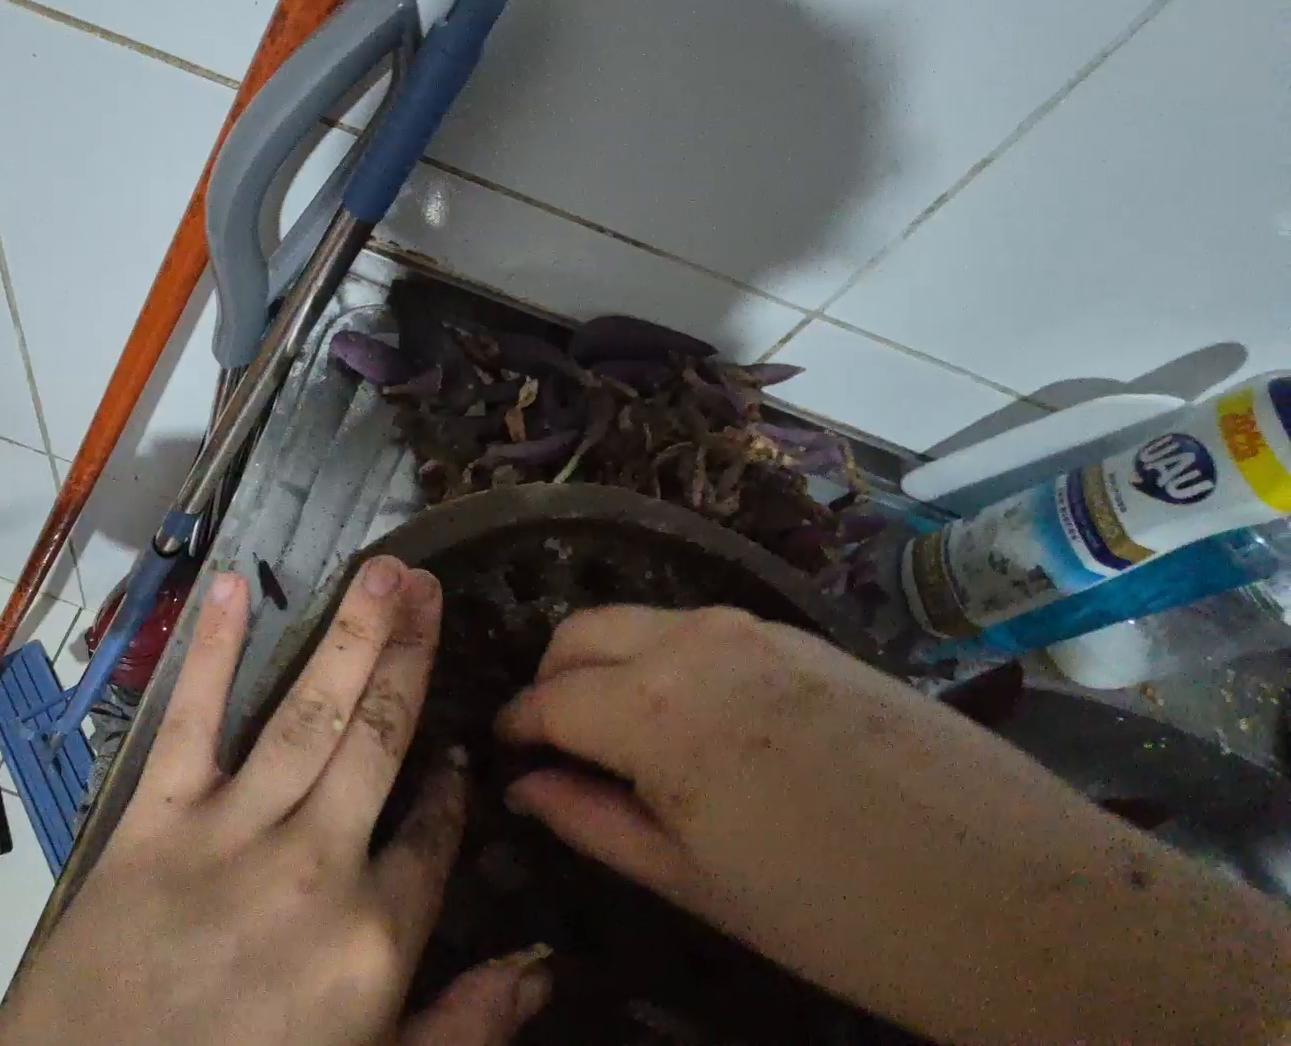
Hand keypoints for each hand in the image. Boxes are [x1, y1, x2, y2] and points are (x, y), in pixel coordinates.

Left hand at [0, 557, 549, 1045]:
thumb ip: (464, 1026)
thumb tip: (543, 965)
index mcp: (372, 935)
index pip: (434, 836)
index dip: (452, 787)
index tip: (459, 749)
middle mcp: (315, 863)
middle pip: (380, 739)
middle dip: (410, 655)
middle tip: (429, 583)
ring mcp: (233, 829)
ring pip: (309, 714)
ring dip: (351, 635)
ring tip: (383, 572)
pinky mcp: (156, 814)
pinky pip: (191, 720)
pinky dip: (213, 651)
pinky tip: (234, 586)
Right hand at [498, 605, 1290, 1045]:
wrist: (1031, 899)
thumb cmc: (837, 914)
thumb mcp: (692, 882)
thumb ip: (589, 821)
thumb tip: (520, 786)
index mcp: (652, 708)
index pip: (545, 699)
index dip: (514, 726)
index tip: (503, 750)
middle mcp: (689, 643)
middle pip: (577, 633)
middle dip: (550, 679)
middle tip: (558, 739)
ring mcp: (749, 627)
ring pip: (635, 622)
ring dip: (607, 663)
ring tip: (624, 730)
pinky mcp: (798, 631)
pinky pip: (696, 628)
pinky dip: (663, 657)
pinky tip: (696, 716)